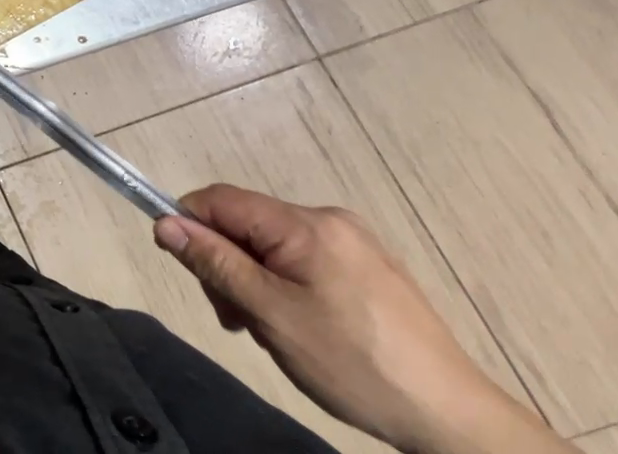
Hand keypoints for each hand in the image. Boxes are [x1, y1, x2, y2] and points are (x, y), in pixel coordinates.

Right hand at [155, 185, 568, 453]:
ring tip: (267, 330)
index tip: (185, 269)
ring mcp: (354, 245)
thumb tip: (164, 222)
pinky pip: (301, 262)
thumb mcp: (270, 313)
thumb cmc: (352, 362)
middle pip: (244, 223)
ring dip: (251, 280)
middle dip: (224, 263)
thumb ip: (214, 262)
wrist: (453, 418)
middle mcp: (329, 221)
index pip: (219, 199)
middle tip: (233, 317)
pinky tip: (297, 327)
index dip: (188, 224)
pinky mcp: (369, 270)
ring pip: (270, 246)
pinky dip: (282, 287)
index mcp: (306, 225)